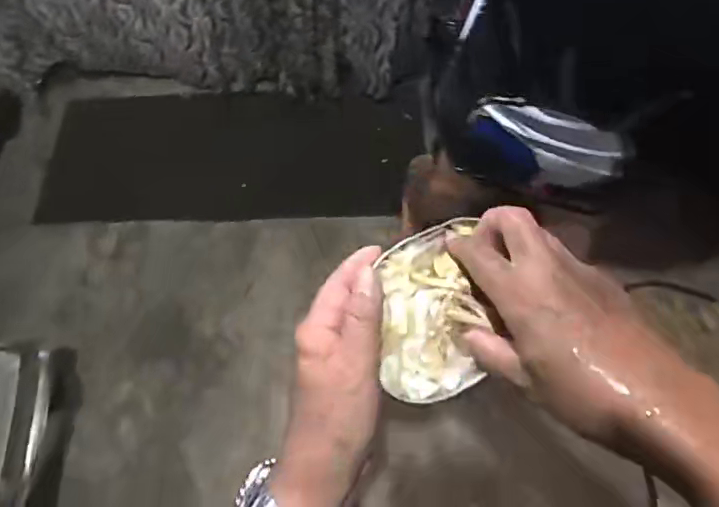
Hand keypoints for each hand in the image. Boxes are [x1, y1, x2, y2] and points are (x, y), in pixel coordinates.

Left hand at [269, 245, 383, 506]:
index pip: (338, 281)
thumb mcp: (353, 362)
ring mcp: (329, 355)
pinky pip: (358, 337)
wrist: (322, 471)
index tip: (385, 246)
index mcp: (316, 326)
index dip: (359, 262)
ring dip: (373, 299)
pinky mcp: (341, 374)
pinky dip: (375, 324)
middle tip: (401, 266)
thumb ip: (362, 316)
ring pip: (352, 316)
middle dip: (367, 277)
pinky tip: (394, 326)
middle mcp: (319, 334)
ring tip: (403, 288)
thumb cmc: (337, 414)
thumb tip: (369, 271)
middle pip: (344, 295)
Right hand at [445, 208, 710, 459]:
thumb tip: (470, 333)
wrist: (655, 395)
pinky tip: (556, 296)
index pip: (477, 250)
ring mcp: (576, 266)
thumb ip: (492, 353)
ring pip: (539, 230)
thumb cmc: (580, 393)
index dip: (458, 244)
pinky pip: (564, 254)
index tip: (450, 245)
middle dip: (490, 222)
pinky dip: (548, 261)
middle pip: (510, 216)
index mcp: (518, 290)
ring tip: (517, 272)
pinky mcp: (601, 276)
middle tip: (486, 249)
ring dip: (520, 239)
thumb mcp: (527, 383)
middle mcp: (543, 265)